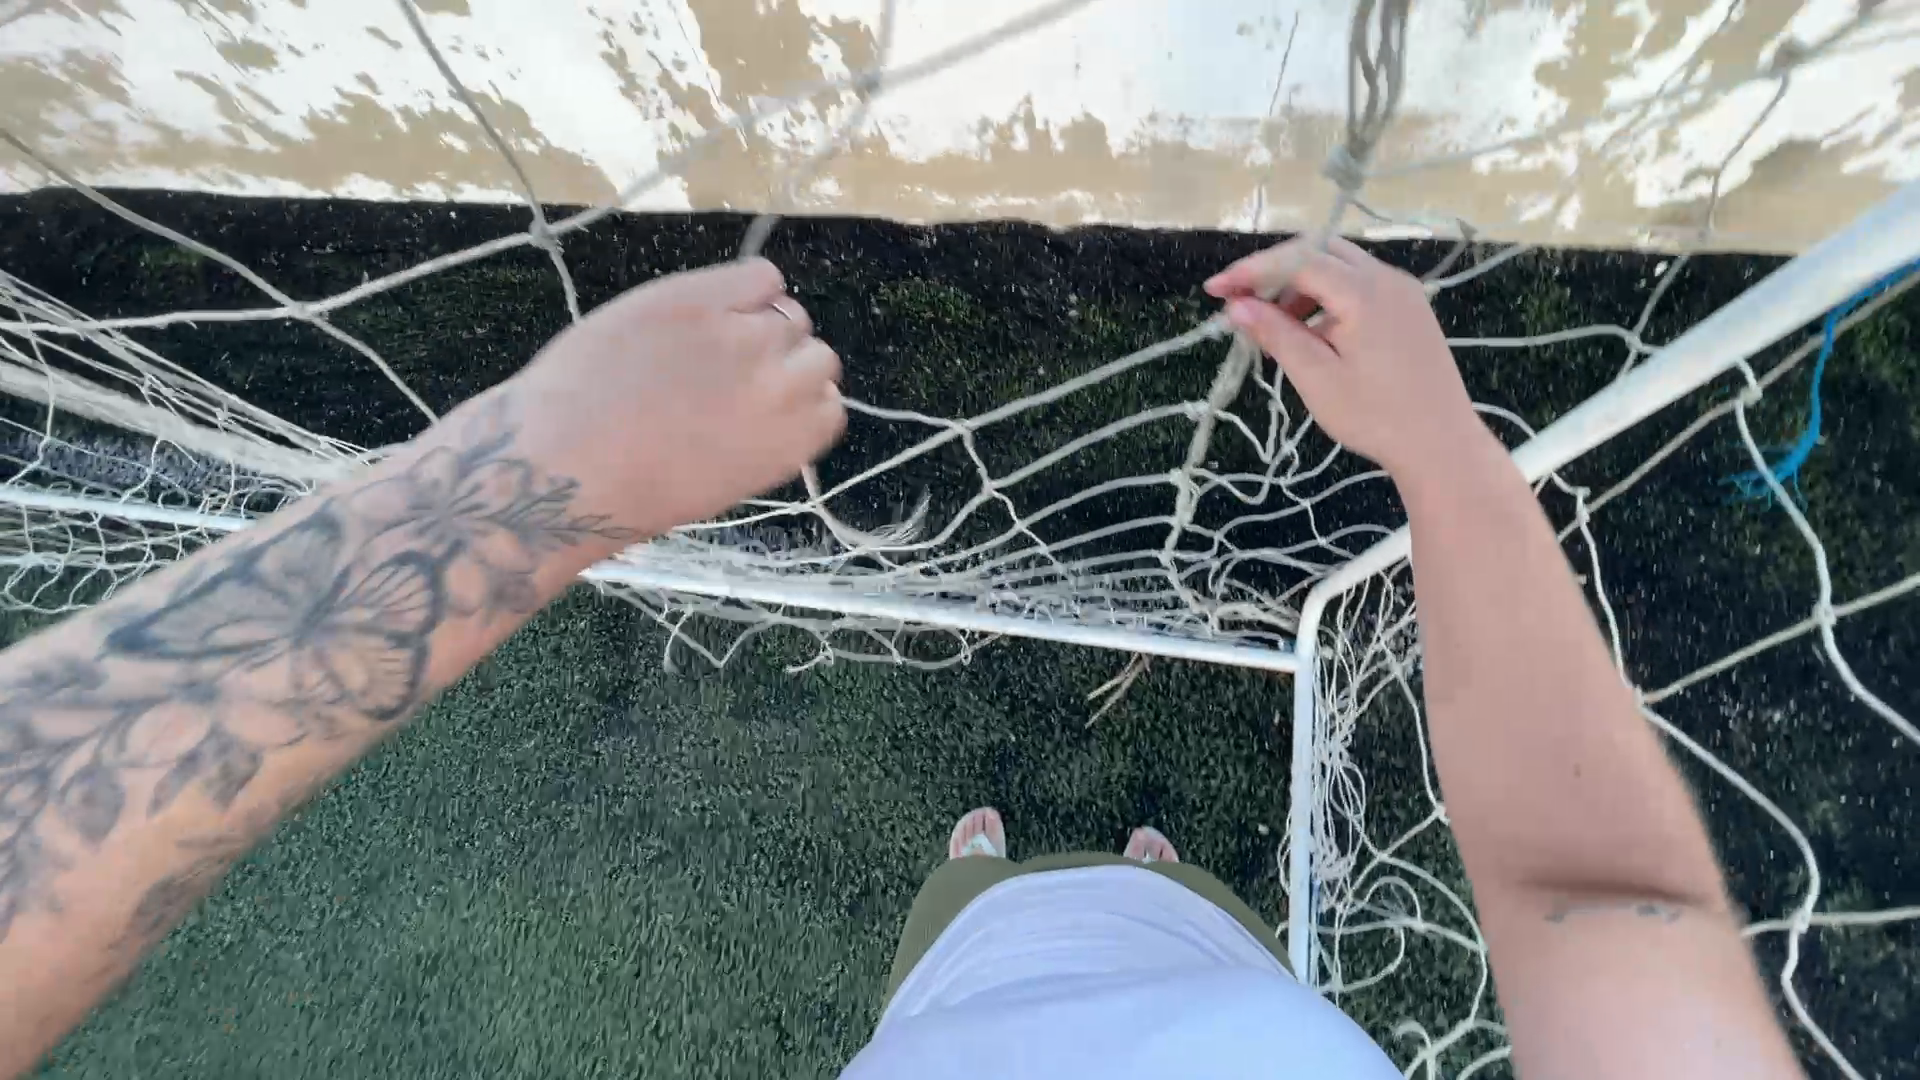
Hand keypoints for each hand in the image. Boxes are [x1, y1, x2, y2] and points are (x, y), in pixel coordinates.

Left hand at [495, 258, 844, 541]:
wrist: (567, 462)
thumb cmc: (641, 489)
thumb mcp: (730, 480)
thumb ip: (770, 438)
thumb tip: (778, 405)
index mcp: (793, 441)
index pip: (830, 403)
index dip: (801, 401)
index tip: (771, 405)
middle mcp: (784, 387)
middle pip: (818, 356)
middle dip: (786, 364)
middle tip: (739, 374)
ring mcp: (746, 338)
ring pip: (790, 316)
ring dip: (764, 326)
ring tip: (713, 342)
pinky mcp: (702, 298)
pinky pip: (762, 277)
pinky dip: (749, 288)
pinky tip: (715, 307)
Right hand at [1205, 236, 1488, 478]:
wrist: (1439, 441)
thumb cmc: (1373, 415)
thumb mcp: (1315, 377)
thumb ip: (1276, 334)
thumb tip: (1236, 306)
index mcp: (1363, 293)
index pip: (1297, 261)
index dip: (1251, 271)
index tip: (1214, 290)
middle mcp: (1386, 278)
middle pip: (1318, 251)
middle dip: (1273, 270)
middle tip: (1238, 300)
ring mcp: (1400, 291)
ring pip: (1338, 266)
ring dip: (1297, 285)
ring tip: (1270, 324)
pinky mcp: (1406, 308)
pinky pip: (1356, 285)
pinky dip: (1322, 297)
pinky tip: (1307, 331)